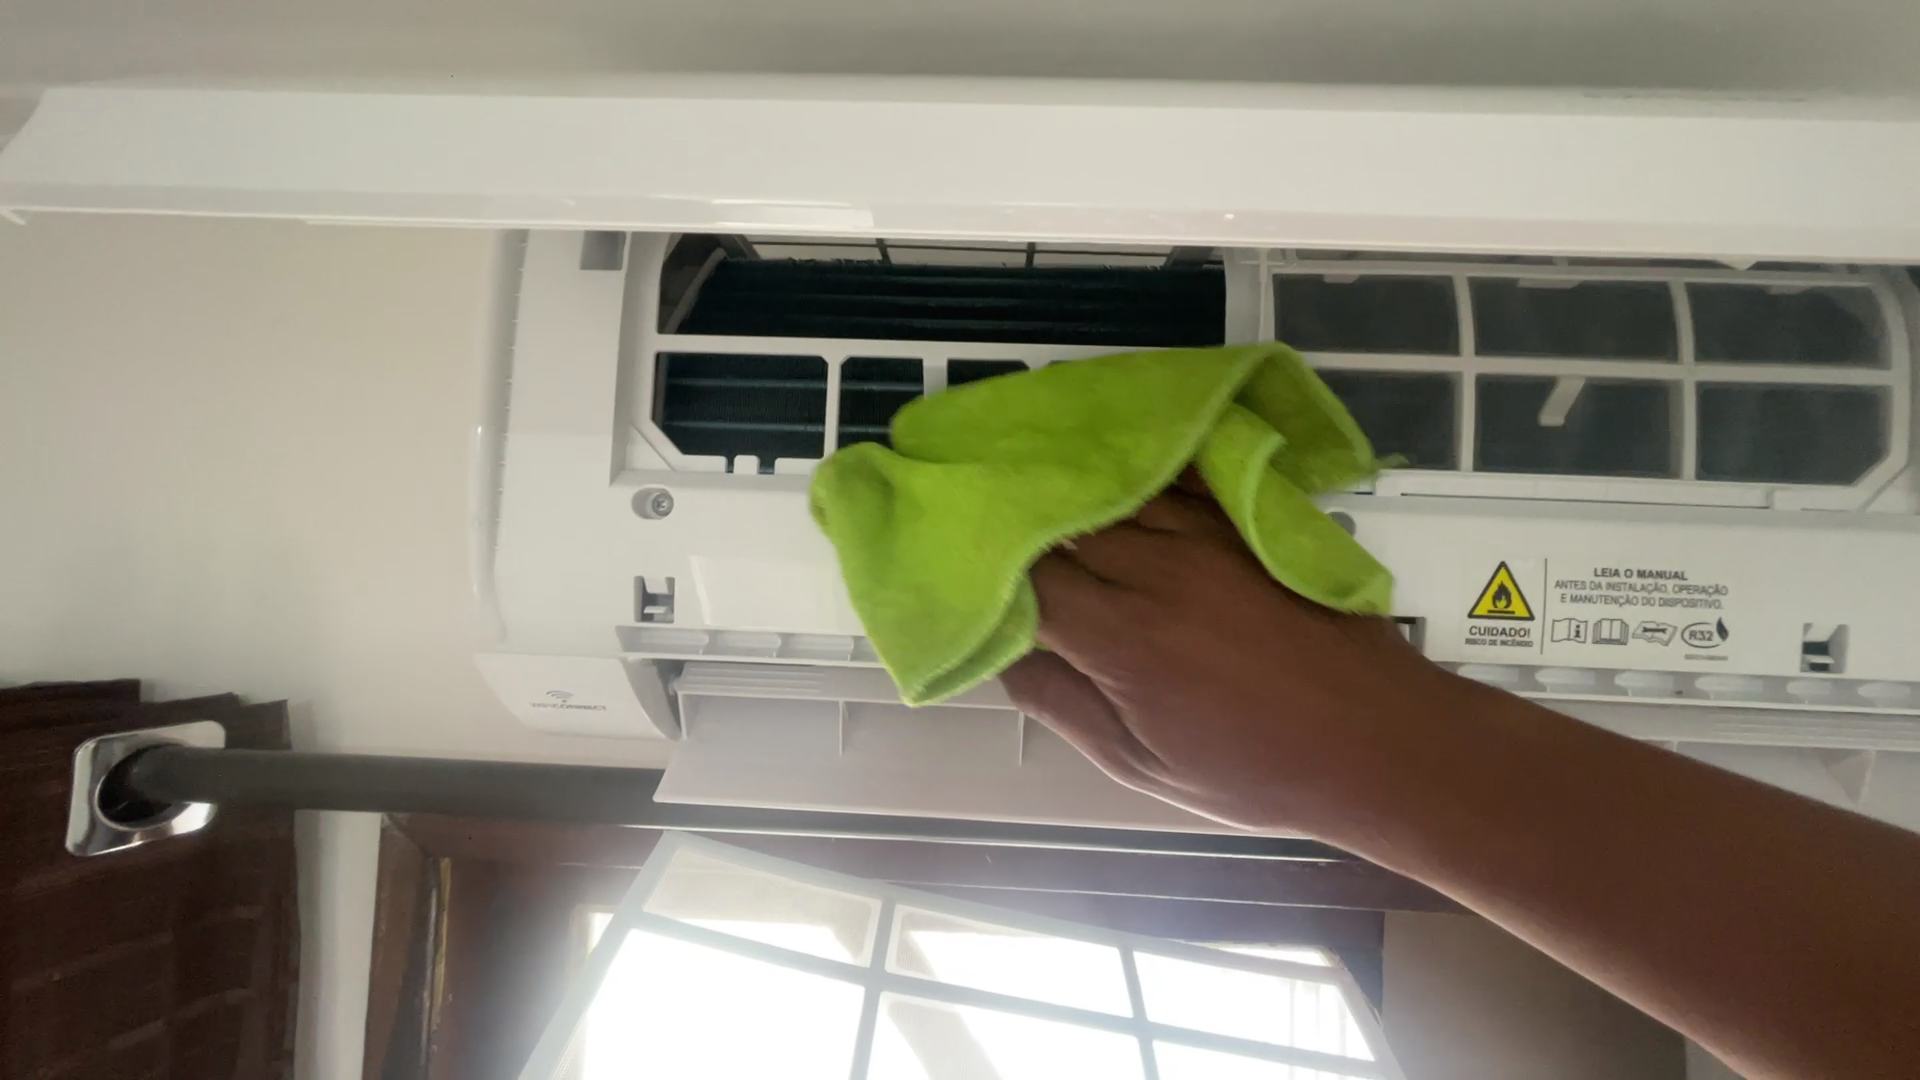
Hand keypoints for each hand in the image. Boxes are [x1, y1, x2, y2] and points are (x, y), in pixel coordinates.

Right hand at [1001, 485, 1470, 835]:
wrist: (1379, 741)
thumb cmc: (1254, 769)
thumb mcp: (1141, 766)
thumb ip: (1060, 704)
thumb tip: (1001, 655)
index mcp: (1123, 638)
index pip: (1027, 581)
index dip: (989, 576)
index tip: (969, 579)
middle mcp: (1156, 570)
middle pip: (1060, 525)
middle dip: (1019, 528)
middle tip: (989, 534)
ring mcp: (1203, 536)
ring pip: (1109, 494)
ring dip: (1067, 494)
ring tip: (1031, 492)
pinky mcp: (1241, 522)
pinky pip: (1172, 480)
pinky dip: (1131, 474)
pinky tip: (1109, 471)